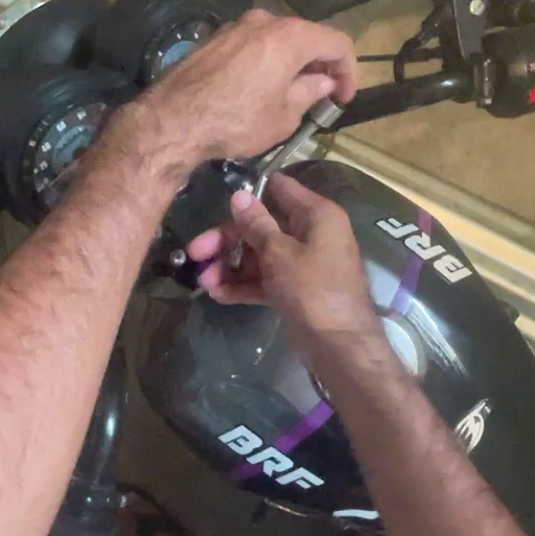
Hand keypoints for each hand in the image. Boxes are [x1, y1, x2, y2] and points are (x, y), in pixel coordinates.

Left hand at [125, 9, 358, 167]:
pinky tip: (261, 87)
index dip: (349, 70)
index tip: (344, 98)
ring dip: (292, 63)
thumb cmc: (235, 122)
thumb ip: (310, 93)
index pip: (337, 42)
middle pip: (307, 36)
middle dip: (320, 65)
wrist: (173, 120)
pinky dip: (267, 61)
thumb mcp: (283, 116)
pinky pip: (253, 45)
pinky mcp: (215, 39)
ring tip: (292, 94)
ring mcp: (236, 26)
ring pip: (278, 39)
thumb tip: (324, 82)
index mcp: (290, 36)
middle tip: (322, 96)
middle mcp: (265, 21)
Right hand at [184, 174, 383, 358]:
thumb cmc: (312, 289)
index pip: (281, 189)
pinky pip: (265, 280)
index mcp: (316, 216)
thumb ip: (256, 224)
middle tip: (195, 252)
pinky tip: (218, 295)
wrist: (339, 346)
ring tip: (204, 282)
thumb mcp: (279, 252)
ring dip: (230, 267)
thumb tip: (239, 195)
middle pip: (262, 227)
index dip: (250, 193)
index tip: (220, 200)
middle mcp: (311, 234)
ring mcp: (303, 264)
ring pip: (260, 256)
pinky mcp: (295, 290)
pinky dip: (244, 285)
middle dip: (227, 241)